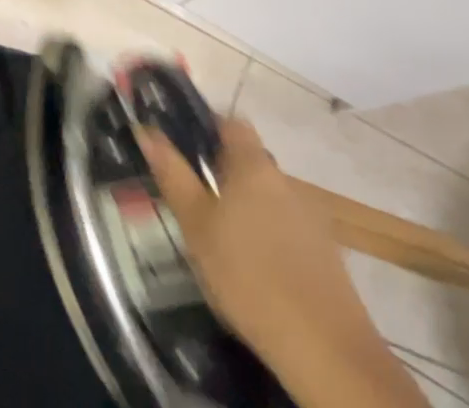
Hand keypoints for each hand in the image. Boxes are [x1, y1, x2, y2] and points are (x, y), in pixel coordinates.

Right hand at [137, 120, 426, 407]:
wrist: (322, 345)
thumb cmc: (245, 274)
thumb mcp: (194, 223)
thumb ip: (173, 174)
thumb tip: (146, 129)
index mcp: (255, 169)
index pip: (232, 124)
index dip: (204, 124)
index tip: (175, 139)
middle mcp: (286, 184)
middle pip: (248, 160)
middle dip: (215, 169)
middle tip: (181, 191)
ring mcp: (309, 218)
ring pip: (263, 194)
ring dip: (237, 201)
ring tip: (206, 229)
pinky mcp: (321, 250)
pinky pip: (280, 222)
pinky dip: (258, 228)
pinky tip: (241, 258)